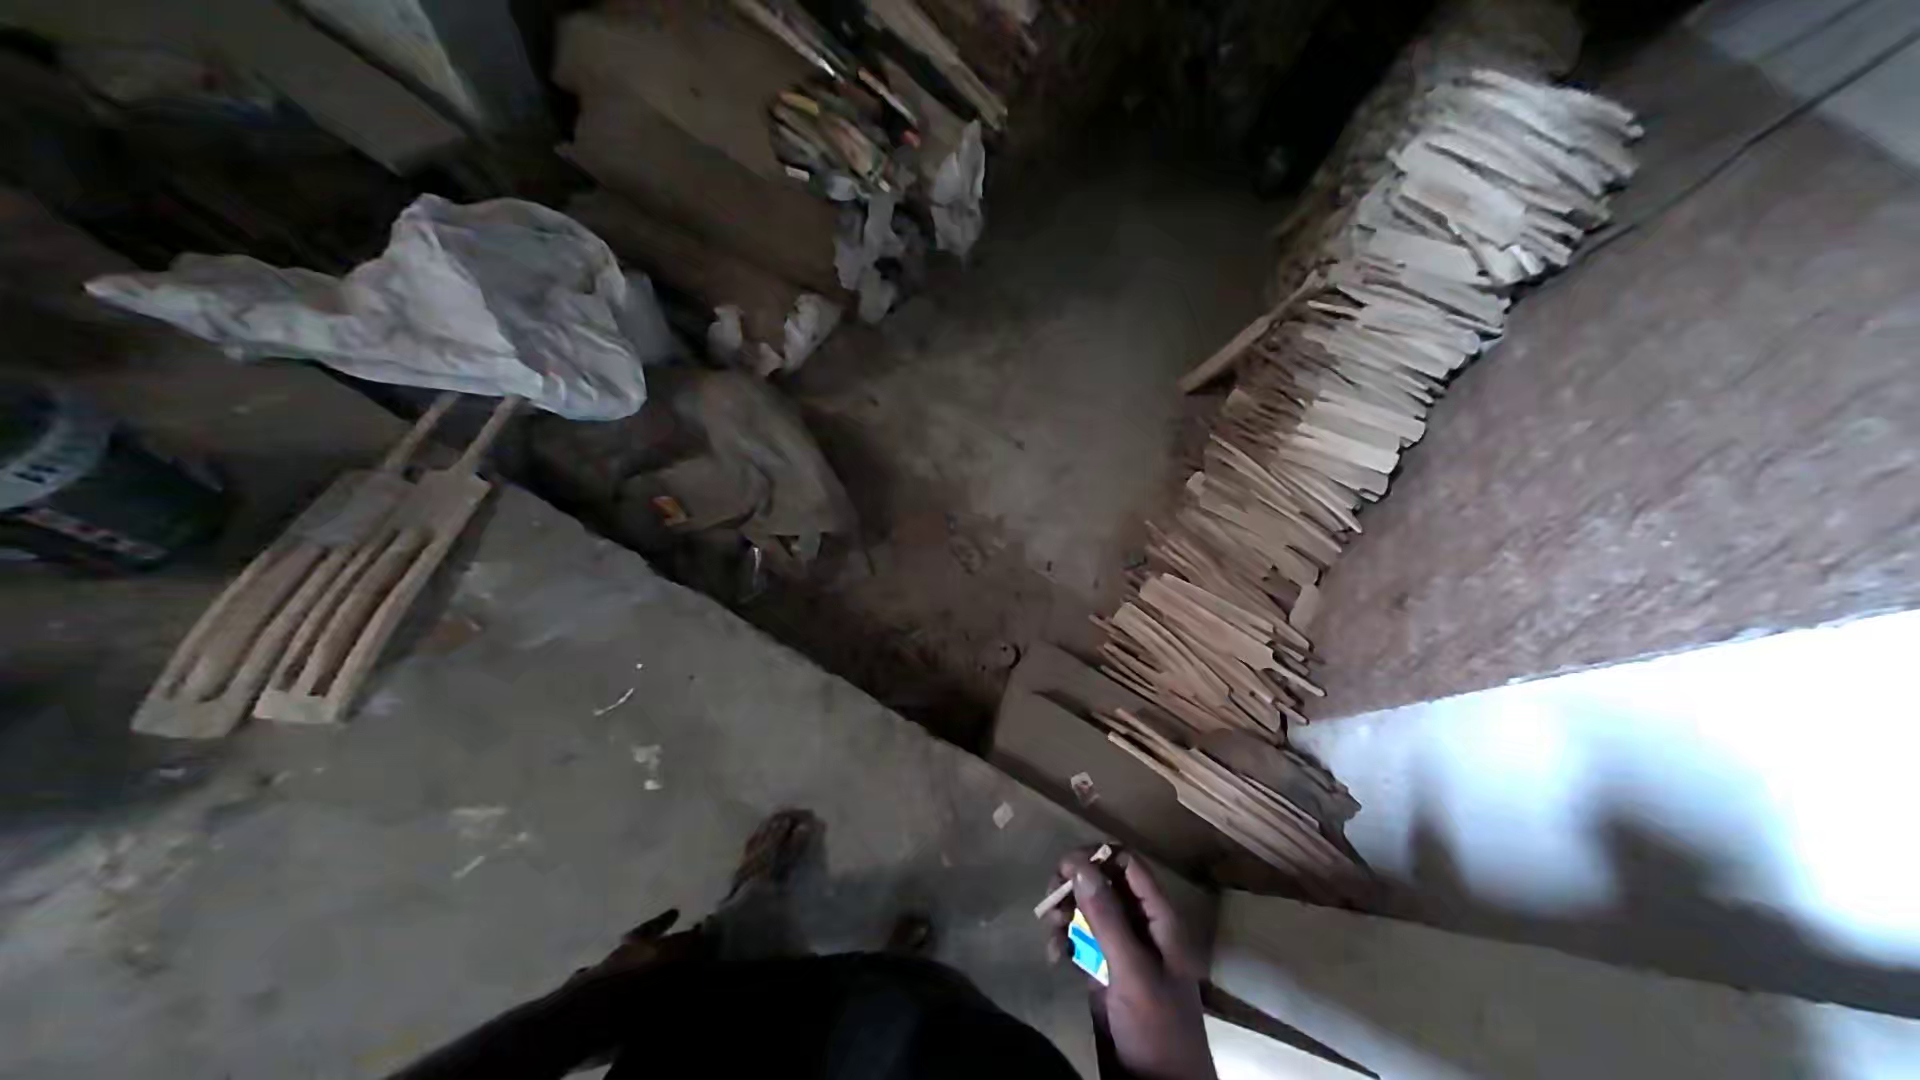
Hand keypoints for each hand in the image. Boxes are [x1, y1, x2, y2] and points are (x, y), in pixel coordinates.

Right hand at [1044, 848, 1215, 1079]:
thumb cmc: (1156, 1027)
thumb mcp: (1131, 970)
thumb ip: (1107, 917)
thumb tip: (1079, 865)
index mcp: (1159, 919)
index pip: (1129, 865)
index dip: (1097, 858)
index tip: (1065, 866)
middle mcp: (1141, 926)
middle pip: (1105, 884)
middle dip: (1075, 885)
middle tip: (1051, 897)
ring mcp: (1122, 949)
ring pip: (1089, 910)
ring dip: (1066, 912)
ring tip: (1049, 928)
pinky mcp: (1104, 972)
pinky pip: (1081, 940)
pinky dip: (1064, 940)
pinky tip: (1053, 955)